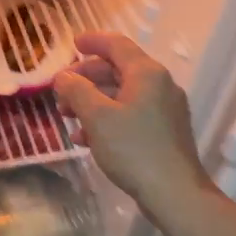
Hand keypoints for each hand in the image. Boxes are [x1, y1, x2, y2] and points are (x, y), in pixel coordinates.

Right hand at [53, 32, 212, 222]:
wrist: (175, 194)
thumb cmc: (133, 149)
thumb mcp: (97, 116)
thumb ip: (76, 90)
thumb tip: (64, 77)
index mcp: (147, 74)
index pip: (117, 45)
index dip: (93, 41)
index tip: (72, 44)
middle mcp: (160, 86)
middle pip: (117, 70)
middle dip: (86, 78)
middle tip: (60, 91)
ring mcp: (165, 111)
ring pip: (121, 96)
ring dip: (92, 102)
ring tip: (66, 116)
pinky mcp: (164, 134)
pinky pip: (130, 116)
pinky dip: (106, 120)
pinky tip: (85, 139)